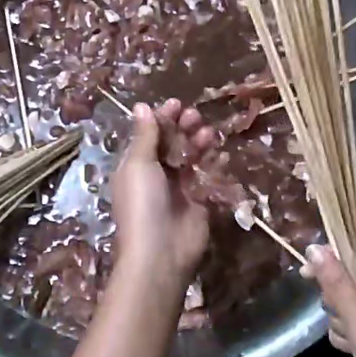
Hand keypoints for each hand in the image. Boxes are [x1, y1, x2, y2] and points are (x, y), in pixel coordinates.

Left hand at [111, 99, 215, 294]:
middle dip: (183, 128)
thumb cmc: (142, 204)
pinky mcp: (199, 203)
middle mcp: (155, 175)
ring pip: (191, 158)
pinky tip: (221, 155)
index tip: (177, 104)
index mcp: (134, 166)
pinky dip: (214, 165)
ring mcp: (177, 190)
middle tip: (195, 118)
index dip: (162, 119)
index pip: (149, 136)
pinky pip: (208, 177)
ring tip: (208, 134)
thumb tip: (141, 106)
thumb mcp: (138, 165)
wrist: (160, 252)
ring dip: (199, 143)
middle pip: (172, 144)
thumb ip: (145, 136)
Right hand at [305, 241, 355, 356]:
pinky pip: (352, 320)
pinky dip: (347, 332)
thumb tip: (314, 248)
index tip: (307, 268)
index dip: (334, 253)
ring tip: (352, 337)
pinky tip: (353, 348)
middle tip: (336, 311)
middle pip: (351, 274)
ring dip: (340, 317)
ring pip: (347, 299)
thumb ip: (335, 282)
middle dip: (337, 295)